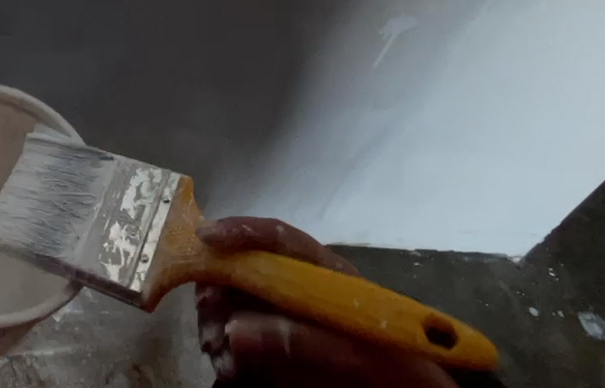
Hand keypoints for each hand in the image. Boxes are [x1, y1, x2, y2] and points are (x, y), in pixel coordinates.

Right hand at [197, 217, 456, 386]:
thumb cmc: (399, 373)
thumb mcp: (361, 356)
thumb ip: (304, 341)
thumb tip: (234, 331)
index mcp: (322, 273)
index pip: (277, 238)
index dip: (240, 231)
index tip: (205, 237)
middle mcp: (295, 289)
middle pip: (242, 269)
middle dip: (217, 288)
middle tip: (208, 319)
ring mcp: (282, 320)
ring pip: (230, 305)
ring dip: (215, 324)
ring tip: (217, 353)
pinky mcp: (274, 354)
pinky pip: (235, 344)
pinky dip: (224, 355)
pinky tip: (226, 369)